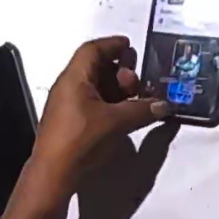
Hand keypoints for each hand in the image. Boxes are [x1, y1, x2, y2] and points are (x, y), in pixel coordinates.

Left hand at [18, 37, 169, 207]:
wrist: (54, 173)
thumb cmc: (81, 140)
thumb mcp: (115, 123)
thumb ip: (141, 111)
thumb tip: (164, 105)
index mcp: (74, 78)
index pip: (93, 50)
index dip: (112, 45)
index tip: (130, 47)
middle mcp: (68, 87)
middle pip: (94, 68)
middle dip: (118, 71)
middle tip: (136, 82)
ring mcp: (67, 106)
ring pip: (94, 88)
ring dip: (115, 90)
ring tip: (133, 99)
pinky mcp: (69, 123)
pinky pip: (91, 104)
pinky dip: (107, 104)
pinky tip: (121, 116)